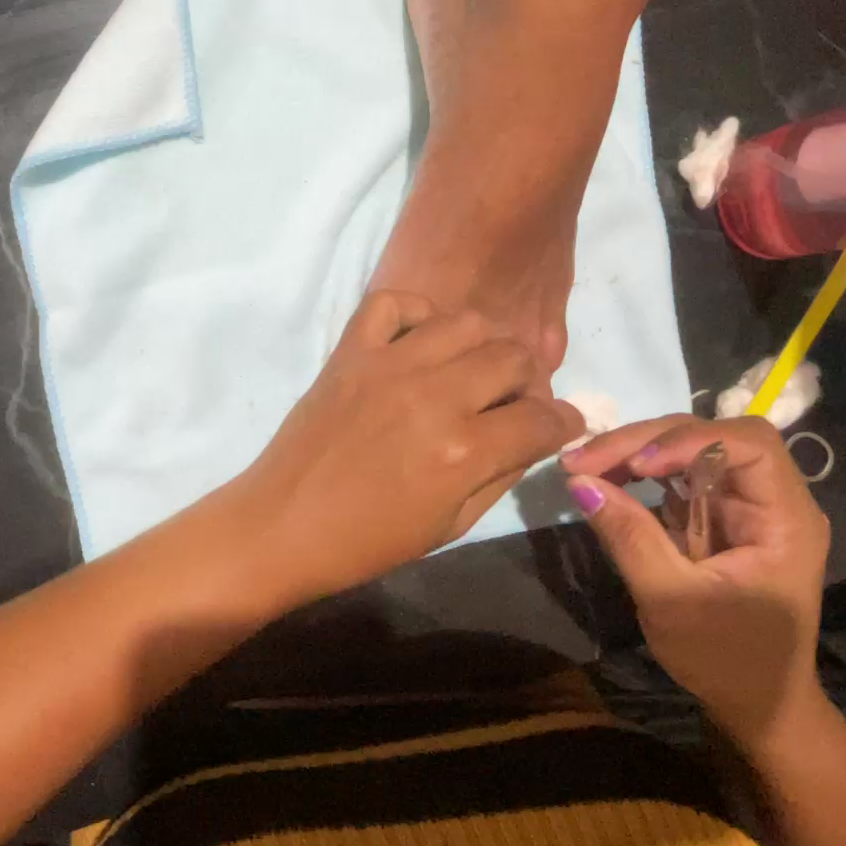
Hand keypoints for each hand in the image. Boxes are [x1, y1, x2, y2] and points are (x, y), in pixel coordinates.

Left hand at [230, 290, 583, 603]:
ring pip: (467, 323)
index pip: (545, 417)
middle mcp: (434, 396)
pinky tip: (417, 344)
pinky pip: (393, 303)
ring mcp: (388, 366)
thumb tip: (538, 435)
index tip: (557, 427)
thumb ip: (503, 473)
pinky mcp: (349, 352)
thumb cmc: (368, 542)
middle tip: (507, 404)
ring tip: (465, 373)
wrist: (282, 527)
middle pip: (514, 358)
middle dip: (526, 384)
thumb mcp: (452, 525)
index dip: (563, 424)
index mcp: (464, 451)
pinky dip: (416, 314)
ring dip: (481, 347)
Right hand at [560, 415, 830, 748]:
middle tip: (584, 459)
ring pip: (692, 451)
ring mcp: (746, 507)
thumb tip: (579, 482)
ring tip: (587, 465)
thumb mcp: (669, 599)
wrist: (756, 703)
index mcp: (785, 518)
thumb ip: (629, 536)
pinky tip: (609, 479)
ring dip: (638, 452)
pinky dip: (642, 473)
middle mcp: (773, 500)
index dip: (688, 440)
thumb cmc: (724, 658)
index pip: (747, 444)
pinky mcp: (721, 517)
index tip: (634, 466)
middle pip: (712, 438)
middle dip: (647, 442)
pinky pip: (681, 477)